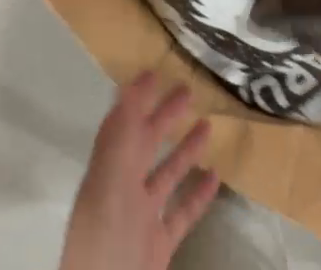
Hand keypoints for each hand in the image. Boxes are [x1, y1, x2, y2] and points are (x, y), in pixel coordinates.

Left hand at [60, 74, 220, 269]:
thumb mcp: (108, 188)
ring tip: (209, 125)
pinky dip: (197, 194)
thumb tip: (126, 87)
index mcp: (105, 179)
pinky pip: (180, 213)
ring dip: (184, 151)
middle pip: (144, 148)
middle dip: (163, 118)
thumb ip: (119, 140)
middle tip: (190, 89)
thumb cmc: (104, 248)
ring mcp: (140, 222)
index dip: (134, 101)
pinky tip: (216, 176)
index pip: (120, 128)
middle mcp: (120, 196)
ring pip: (165, 177)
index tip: (156, 71)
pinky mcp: (158, 246)